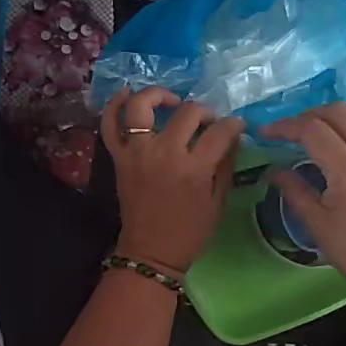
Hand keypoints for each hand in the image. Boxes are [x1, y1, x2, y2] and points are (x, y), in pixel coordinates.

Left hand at [100, 87, 244, 272]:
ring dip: (158, 96)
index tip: (236, 126)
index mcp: (193, 168)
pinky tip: (126, 93)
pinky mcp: (119, 158)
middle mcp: (163, 153)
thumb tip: (232, 137)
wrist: (151, 253)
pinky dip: (114, 106)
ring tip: (171, 101)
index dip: (233, 125)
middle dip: (204, 112)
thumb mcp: (218, 201)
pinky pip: (109, 126)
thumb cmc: (189, 232)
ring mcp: (137, 153)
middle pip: (187, 113)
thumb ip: (225, 164)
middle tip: (208, 123)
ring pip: (141, 107)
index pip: (219, 131)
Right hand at [262, 102, 345, 298]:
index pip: (312, 129)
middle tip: (285, 133)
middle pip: (336, 111)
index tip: (264, 134)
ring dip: (331, 113)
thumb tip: (274, 171)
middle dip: (305, 116)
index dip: (284, 126)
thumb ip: (295, 191)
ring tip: (312, 131)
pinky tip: (336, 140)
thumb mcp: (318, 225)